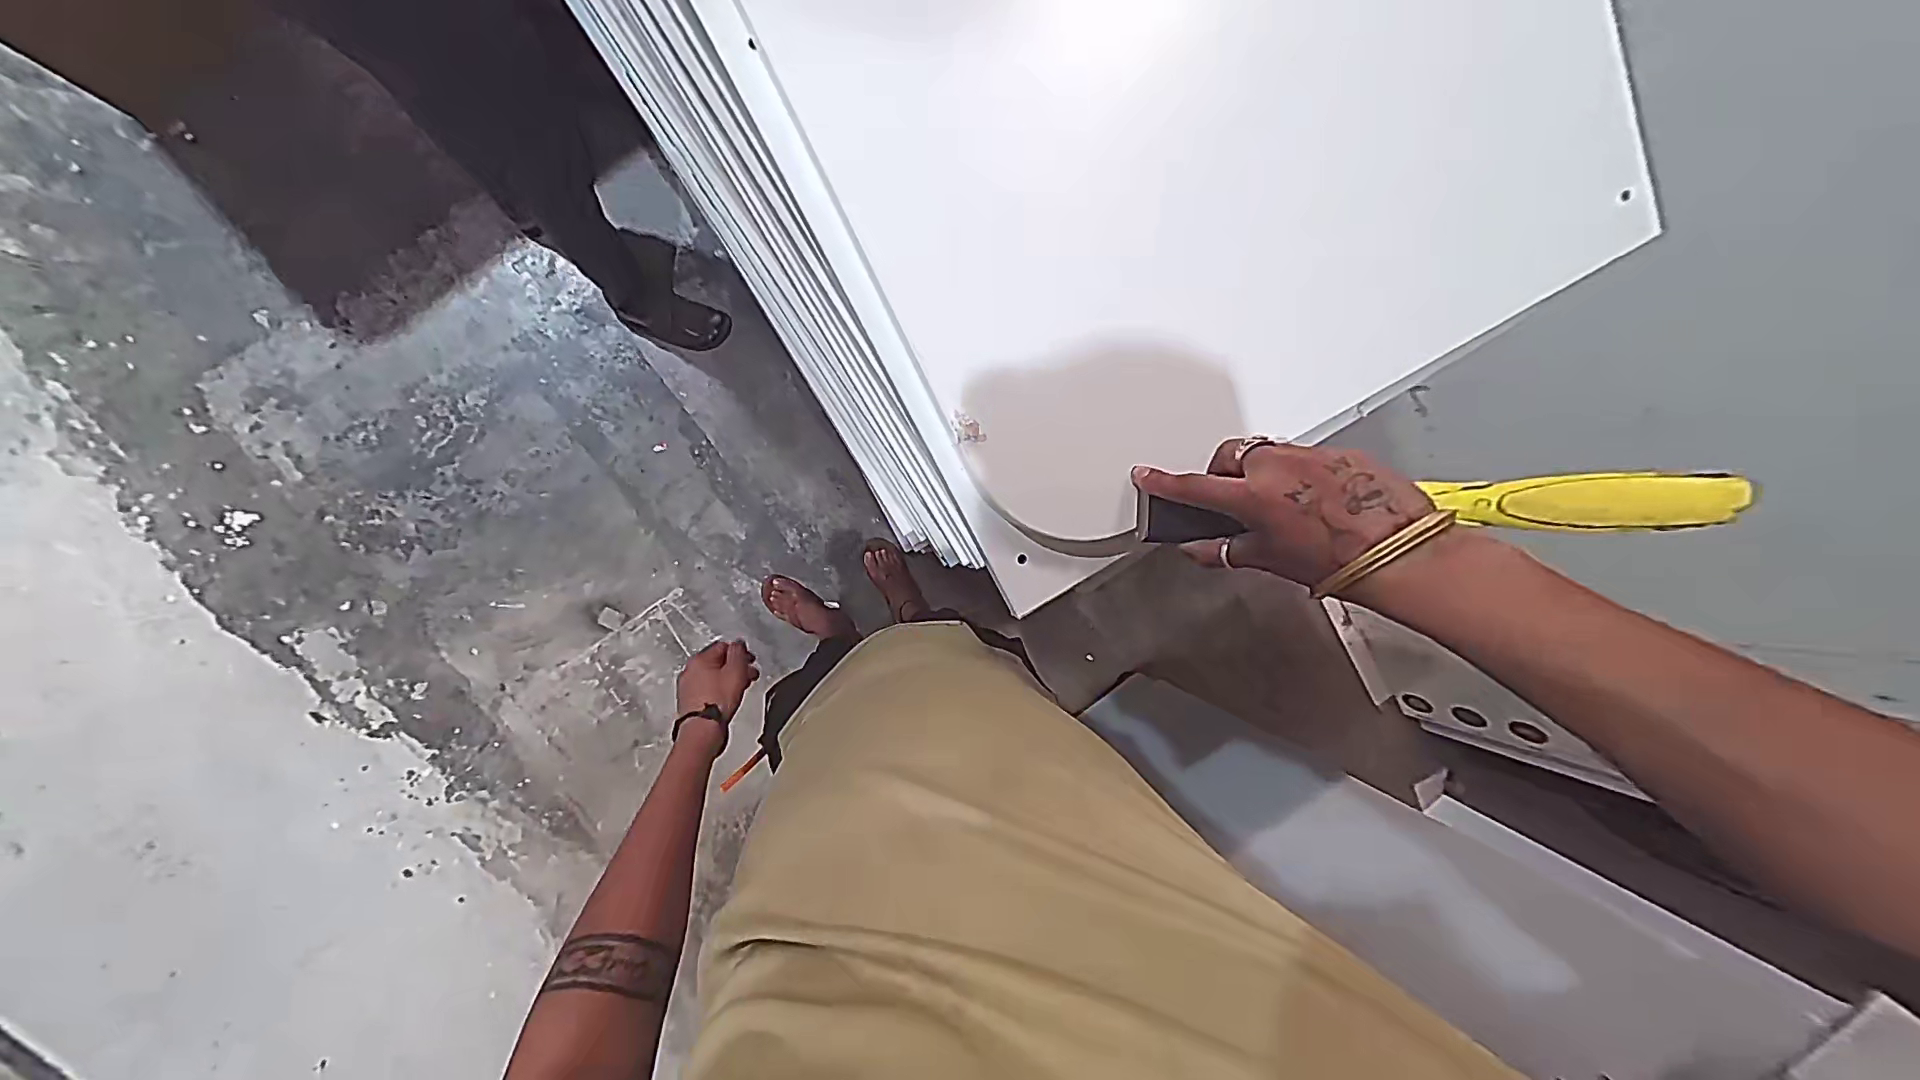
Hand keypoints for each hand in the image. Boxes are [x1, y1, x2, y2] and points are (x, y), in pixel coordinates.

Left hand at [676, 640, 759, 723]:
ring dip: (728, 679)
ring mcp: (688, 687)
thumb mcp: (736, 670)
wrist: (702, 729)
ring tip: (740, 688)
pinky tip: (727, 699)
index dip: (740, 653)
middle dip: (735, 667)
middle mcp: (689, 671)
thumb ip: (739, 653)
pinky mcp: (690, 702)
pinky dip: (719, 691)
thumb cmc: (717, 701)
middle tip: (748, 675)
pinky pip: (708, 689)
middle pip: (718, 662)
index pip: (723, 646)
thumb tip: (738, 644)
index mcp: (699, 659)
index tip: (750, 661)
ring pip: (713, 676)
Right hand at [1132, 440, 1432, 587]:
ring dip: (1259, 470)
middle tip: (1228, 495)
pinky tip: (1309, 496)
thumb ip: (1225, 550)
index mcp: (1252, 496)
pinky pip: (1303, 455)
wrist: (1398, 551)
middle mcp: (1277, 467)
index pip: (1194, 486)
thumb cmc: (1339, 559)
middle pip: (1229, 456)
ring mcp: (1309, 456)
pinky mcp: (1338, 453)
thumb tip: (1202, 550)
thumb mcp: (1269, 559)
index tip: (1147, 474)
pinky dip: (1296, 471)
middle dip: (1221, 471)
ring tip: (1274, 499)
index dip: (1164, 482)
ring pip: (1266, 452)